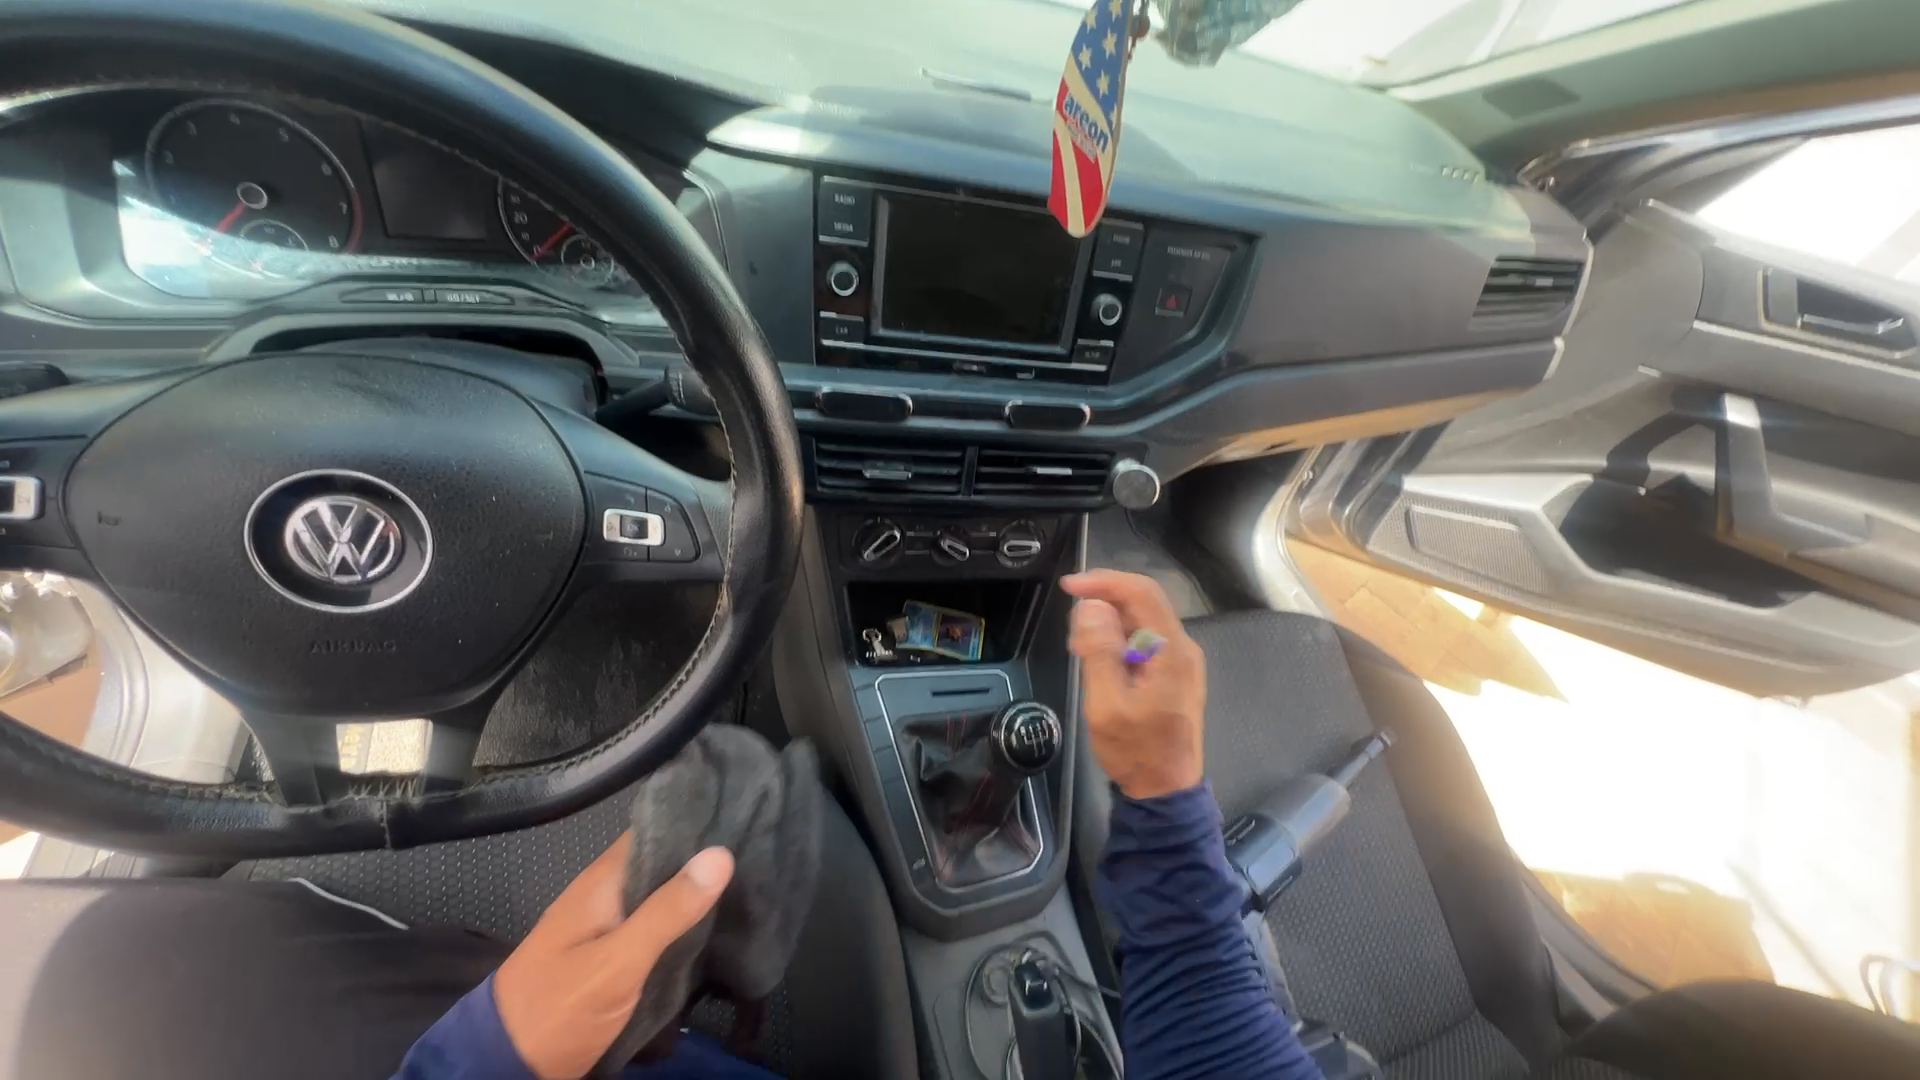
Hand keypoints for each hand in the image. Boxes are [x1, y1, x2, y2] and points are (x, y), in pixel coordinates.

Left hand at [493, 836, 733, 1078]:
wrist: (501, 1073)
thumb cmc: (558, 1008)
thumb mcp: (618, 961)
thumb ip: (668, 910)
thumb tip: (721, 854)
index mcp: (603, 881)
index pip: (656, 830)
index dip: (696, 819)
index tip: (742, 813)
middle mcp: (606, 894)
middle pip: (662, 862)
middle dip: (704, 857)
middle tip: (758, 848)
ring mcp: (607, 927)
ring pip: (661, 894)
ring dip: (696, 891)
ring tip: (749, 879)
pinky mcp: (611, 957)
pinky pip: (656, 925)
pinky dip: (683, 920)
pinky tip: (716, 921)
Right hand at [1061, 569, 1206, 799]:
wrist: (1166, 791)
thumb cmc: (1135, 751)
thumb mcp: (1107, 705)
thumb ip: (1100, 652)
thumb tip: (1092, 607)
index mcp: (1170, 651)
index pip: (1141, 593)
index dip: (1104, 581)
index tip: (1069, 587)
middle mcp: (1183, 648)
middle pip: (1144, 602)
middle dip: (1103, 601)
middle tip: (1071, 625)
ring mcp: (1182, 661)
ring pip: (1143, 620)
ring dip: (1109, 622)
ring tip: (1080, 646)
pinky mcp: (1175, 673)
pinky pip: (1145, 640)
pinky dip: (1118, 638)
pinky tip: (1099, 658)